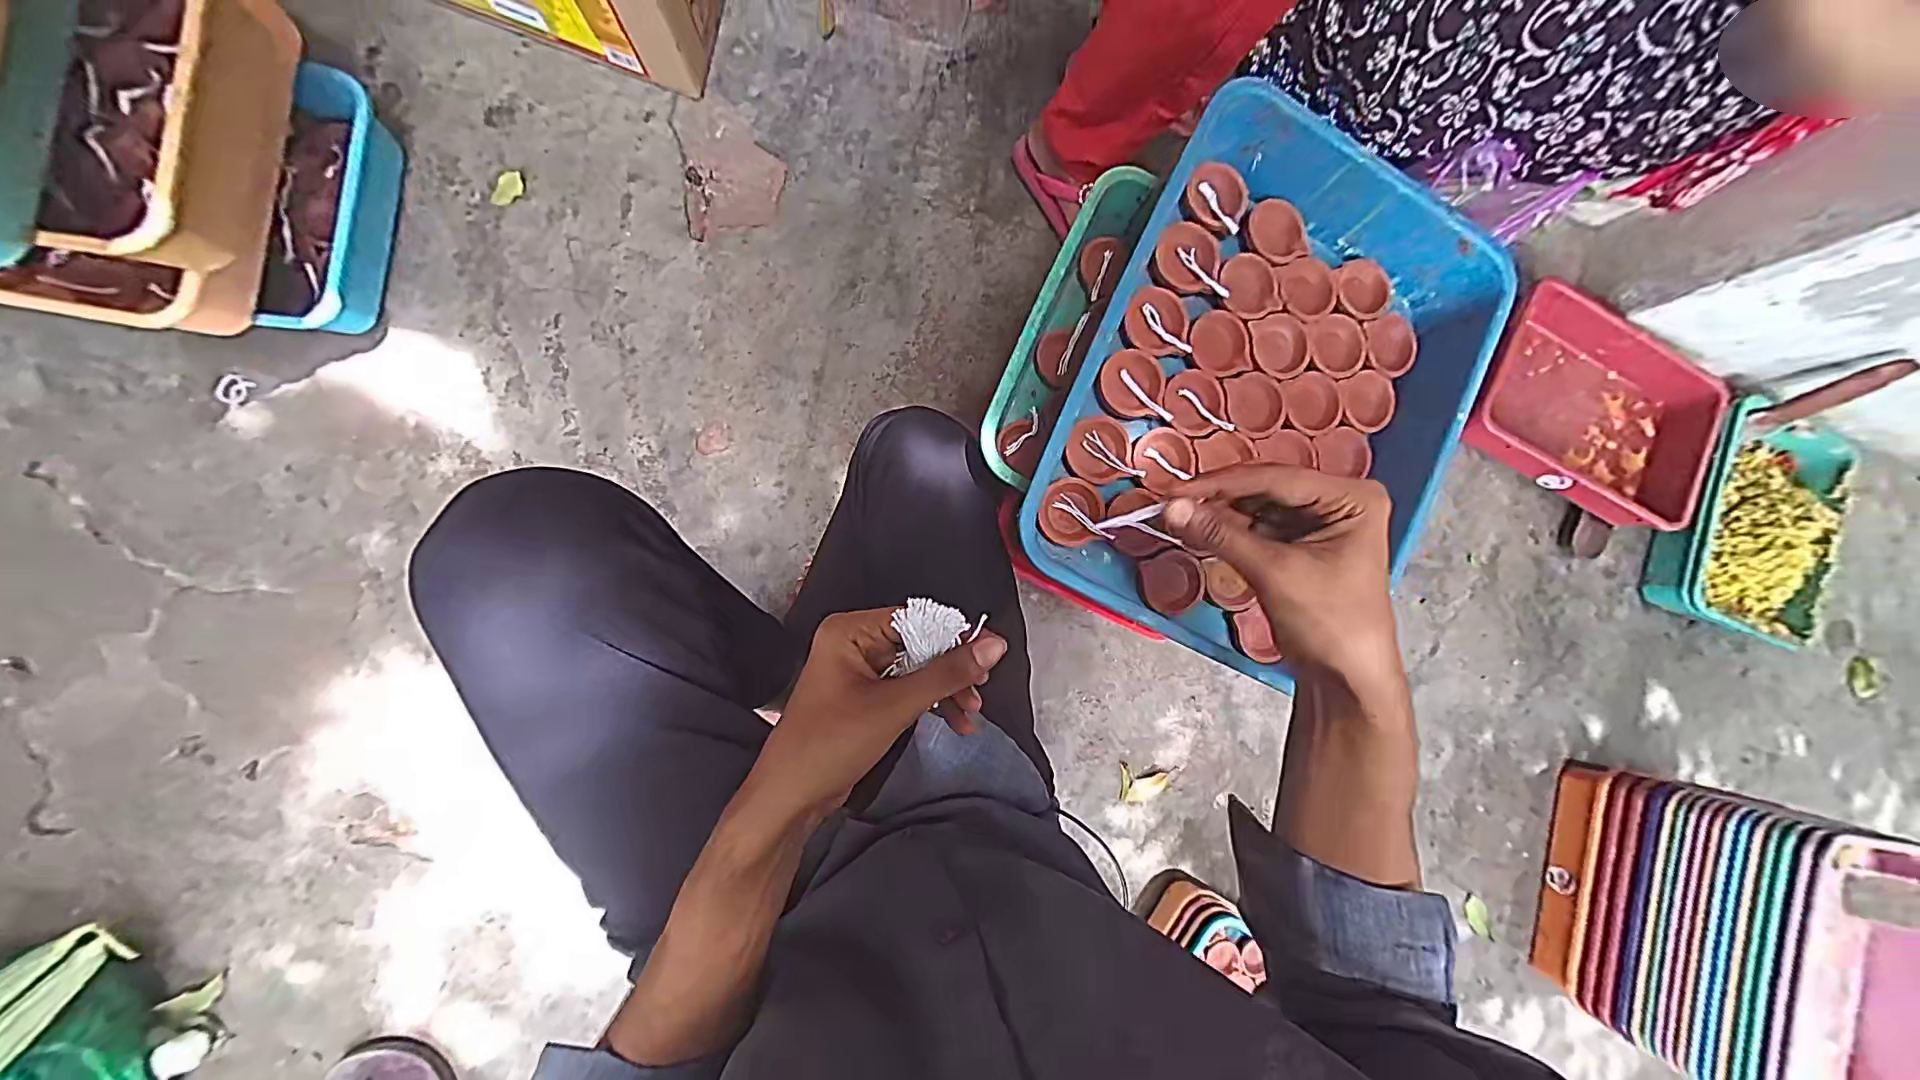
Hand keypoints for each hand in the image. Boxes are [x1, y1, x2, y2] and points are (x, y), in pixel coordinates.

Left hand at [748, 608, 1007, 817]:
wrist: (791, 796)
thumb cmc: (822, 748)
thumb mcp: (894, 706)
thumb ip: (945, 674)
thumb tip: (988, 647)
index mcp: (849, 631)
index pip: (916, 618)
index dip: (955, 634)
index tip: (988, 649)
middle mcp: (853, 644)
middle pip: (920, 642)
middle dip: (953, 667)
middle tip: (980, 682)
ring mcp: (860, 670)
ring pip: (919, 666)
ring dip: (947, 687)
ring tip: (970, 708)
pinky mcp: (867, 694)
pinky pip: (910, 686)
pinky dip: (933, 701)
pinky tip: (955, 718)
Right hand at [1162, 465, 1399, 690]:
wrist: (1346, 678)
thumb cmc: (1330, 623)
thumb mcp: (1274, 572)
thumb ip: (1221, 534)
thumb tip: (1173, 508)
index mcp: (1352, 497)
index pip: (1276, 478)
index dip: (1221, 483)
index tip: (1175, 491)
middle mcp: (1337, 501)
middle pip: (1265, 488)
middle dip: (1218, 498)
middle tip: (1172, 504)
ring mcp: (1317, 523)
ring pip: (1256, 507)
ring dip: (1218, 514)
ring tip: (1179, 518)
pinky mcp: (1298, 544)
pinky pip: (1255, 528)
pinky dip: (1227, 531)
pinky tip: (1199, 531)